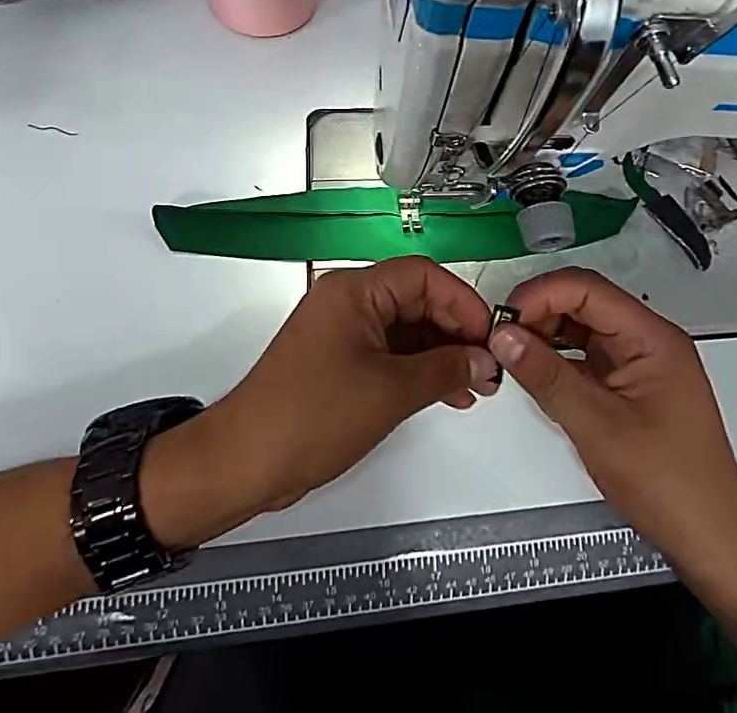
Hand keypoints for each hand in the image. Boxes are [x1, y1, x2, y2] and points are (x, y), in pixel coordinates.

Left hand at [142, 256, 499, 547]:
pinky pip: (391, 352)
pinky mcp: (340, 360)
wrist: (248, 461)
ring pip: (406, 328)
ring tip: (474, 383)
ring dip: (441, 353)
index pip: (424, 276)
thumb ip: (445, 369)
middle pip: (416, 300)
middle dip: (455, 331)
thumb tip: (480, 360)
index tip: (488, 333)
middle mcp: (347, 303)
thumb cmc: (307, 417)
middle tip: (486, 362)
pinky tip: (446, 392)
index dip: (463, 302)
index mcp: (353, 291)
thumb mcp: (391, 391)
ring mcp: (342, 332)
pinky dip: (419, 368)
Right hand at [489, 267, 736, 566]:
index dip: (542, 295)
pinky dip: (557, 359)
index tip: (507, 317)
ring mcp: (638, 363)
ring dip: (545, 335)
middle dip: (539, 312)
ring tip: (512, 353)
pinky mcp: (629, 384)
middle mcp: (647, 341)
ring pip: (582, 328)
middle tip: (502, 336)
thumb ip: (546, 376)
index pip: (587, 289)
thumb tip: (506, 338)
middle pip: (584, 303)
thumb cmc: (669, 483)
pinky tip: (535, 372)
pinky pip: (585, 355)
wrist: (709, 536)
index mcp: (652, 338)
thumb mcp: (596, 426)